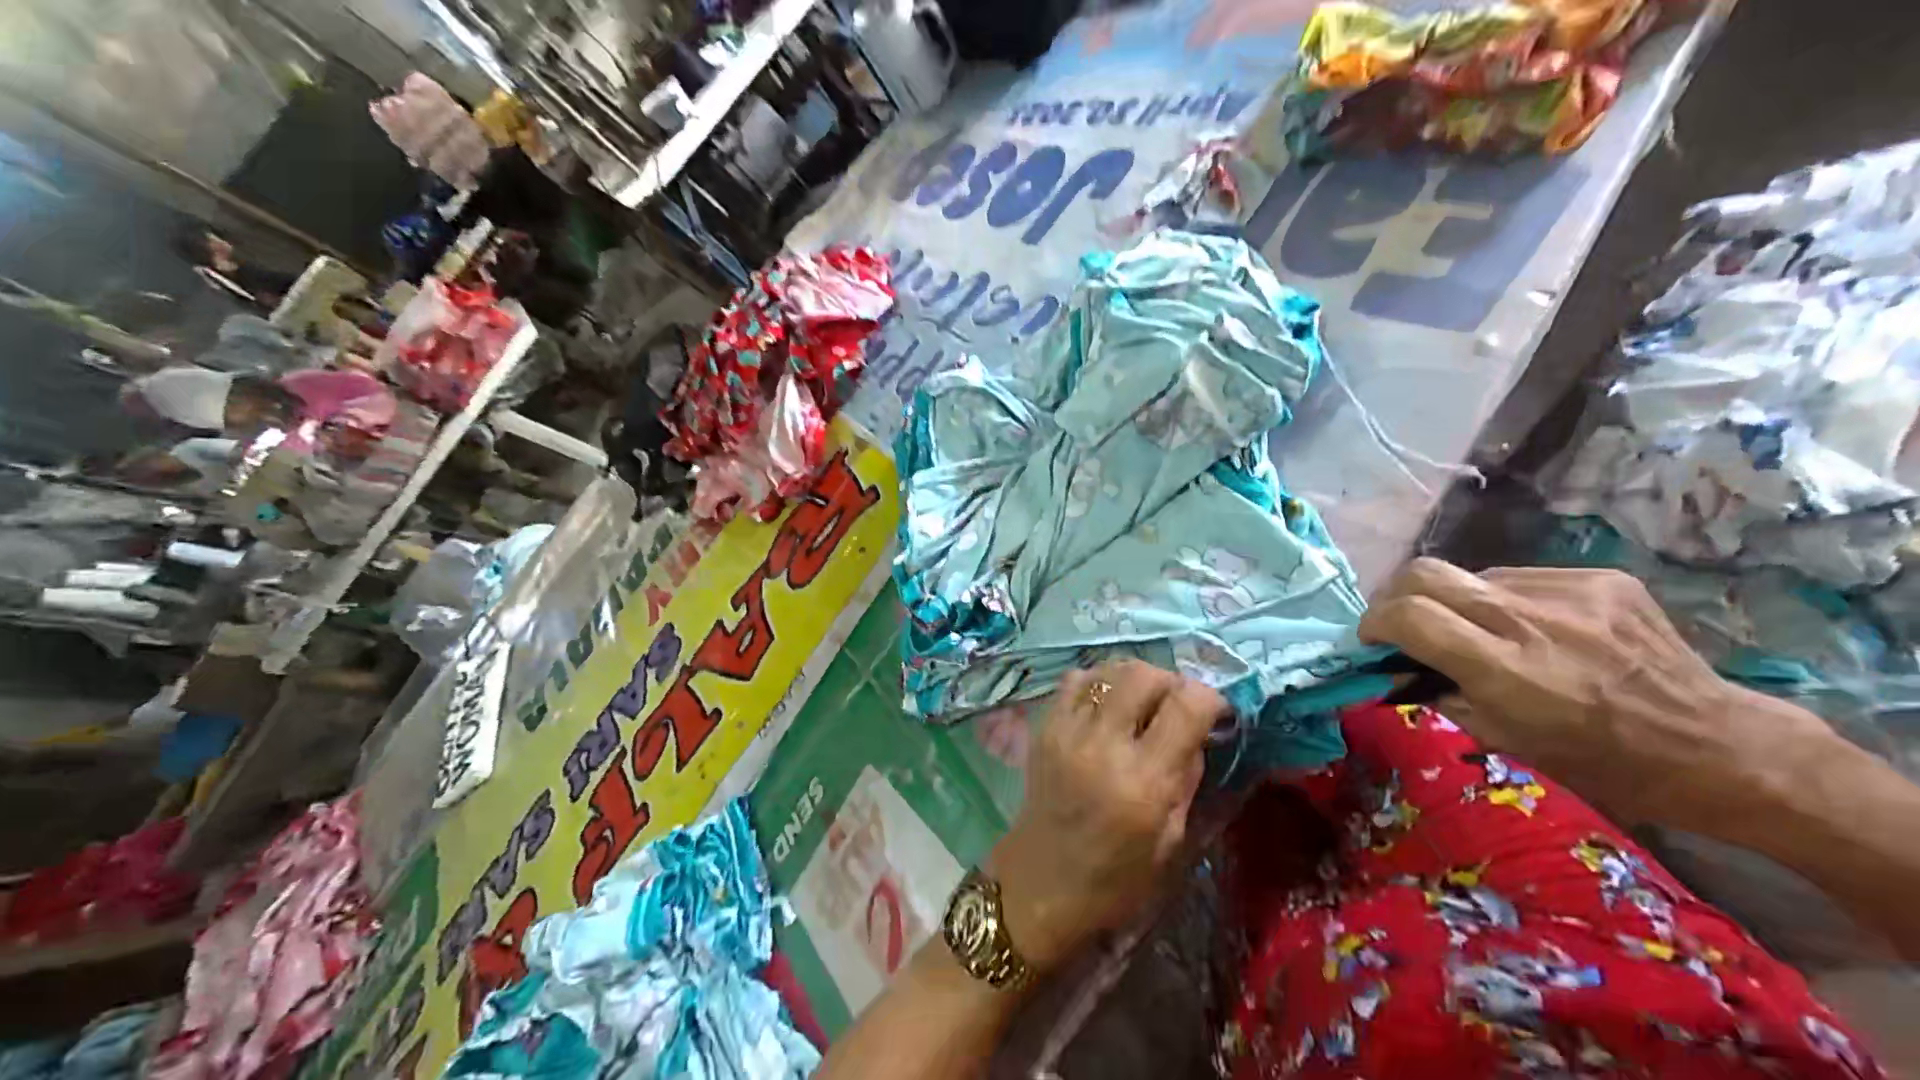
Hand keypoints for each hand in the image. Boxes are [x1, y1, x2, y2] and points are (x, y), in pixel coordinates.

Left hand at [989, 659, 1226, 972]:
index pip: (1186, 705)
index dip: (1210, 698)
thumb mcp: (1171, 839)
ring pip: (1109, 670)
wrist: (1041, 883)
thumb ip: (1187, 777)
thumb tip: (1197, 732)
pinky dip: (1099, 683)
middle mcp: (1104, 745)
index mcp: (1144, 781)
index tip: (1216, 713)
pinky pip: (1075, 680)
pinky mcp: (1044, 727)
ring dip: (1136, 679)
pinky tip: (1107, 707)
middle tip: (1177, 706)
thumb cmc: (1116, 878)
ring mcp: (1067, 730)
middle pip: (1144, 674)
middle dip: (1171, 682)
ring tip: (1143, 705)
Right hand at [1358, 558, 1841, 838]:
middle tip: (1404, 623)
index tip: (1373, 640)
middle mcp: (1531, 620)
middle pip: (1425, 573)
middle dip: (1398, 596)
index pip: (1409, 615)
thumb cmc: (1600, 761)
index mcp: (1506, 670)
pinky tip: (1534, 628)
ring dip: (1458, 601)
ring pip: (1472, 575)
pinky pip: (1521, 577)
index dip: (1375, 622)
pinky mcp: (1600, 578)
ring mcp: (1569, 592)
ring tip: (1483, 633)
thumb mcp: (1504, 741)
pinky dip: (1506, 600)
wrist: (1716, 744)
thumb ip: (1441, 695)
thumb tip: (1395, 670)